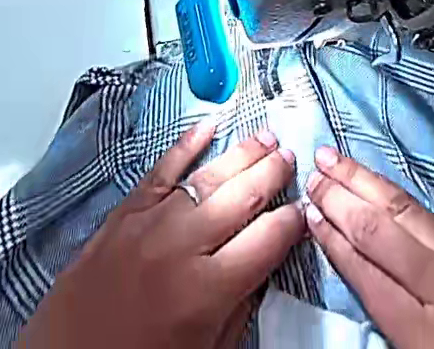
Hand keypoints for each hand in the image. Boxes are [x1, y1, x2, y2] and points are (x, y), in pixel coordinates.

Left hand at [18, 120, 304, 348]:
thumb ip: (237, 307)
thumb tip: (262, 264)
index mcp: (207, 291)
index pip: (265, 242)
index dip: (290, 223)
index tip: (305, 209)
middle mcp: (183, 246)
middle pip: (240, 198)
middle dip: (271, 175)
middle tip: (292, 157)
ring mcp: (152, 220)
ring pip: (207, 176)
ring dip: (241, 155)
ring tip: (267, 138)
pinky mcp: (128, 208)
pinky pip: (163, 168)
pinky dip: (186, 143)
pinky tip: (208, 125)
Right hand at [303, 146, 433, 348]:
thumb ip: (400, 325)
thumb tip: (363, 270)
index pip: (368, 275)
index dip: (334, 241)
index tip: (308, 213)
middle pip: (382, 232)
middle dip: (341, 198)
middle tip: (311, 171)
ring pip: (410, 214)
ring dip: (366, 184)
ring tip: (333, 159)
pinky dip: (405, 203)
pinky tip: (385, 190)